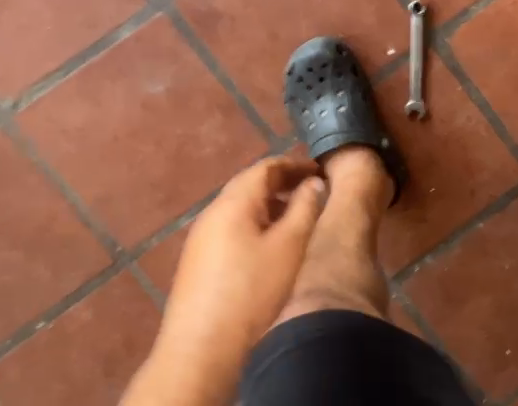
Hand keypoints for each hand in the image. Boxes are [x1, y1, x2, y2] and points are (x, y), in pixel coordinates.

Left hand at [153, 157, 327, 378]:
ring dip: (270, 210)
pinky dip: (255, 230)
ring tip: (297, 224)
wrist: (200, 352)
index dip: (295, 165)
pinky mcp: (197, 267)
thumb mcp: (291, 245)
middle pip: (250, 187)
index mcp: (233, 202)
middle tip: (312, 195)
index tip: (320, 172)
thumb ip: (306, 207)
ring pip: (240, 212)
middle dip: (282, 186)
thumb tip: (313, 183)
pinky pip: (231, 233)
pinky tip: (271, 253)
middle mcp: (211, 214)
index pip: (266, 167)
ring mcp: (200, 242)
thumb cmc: (252, 292)